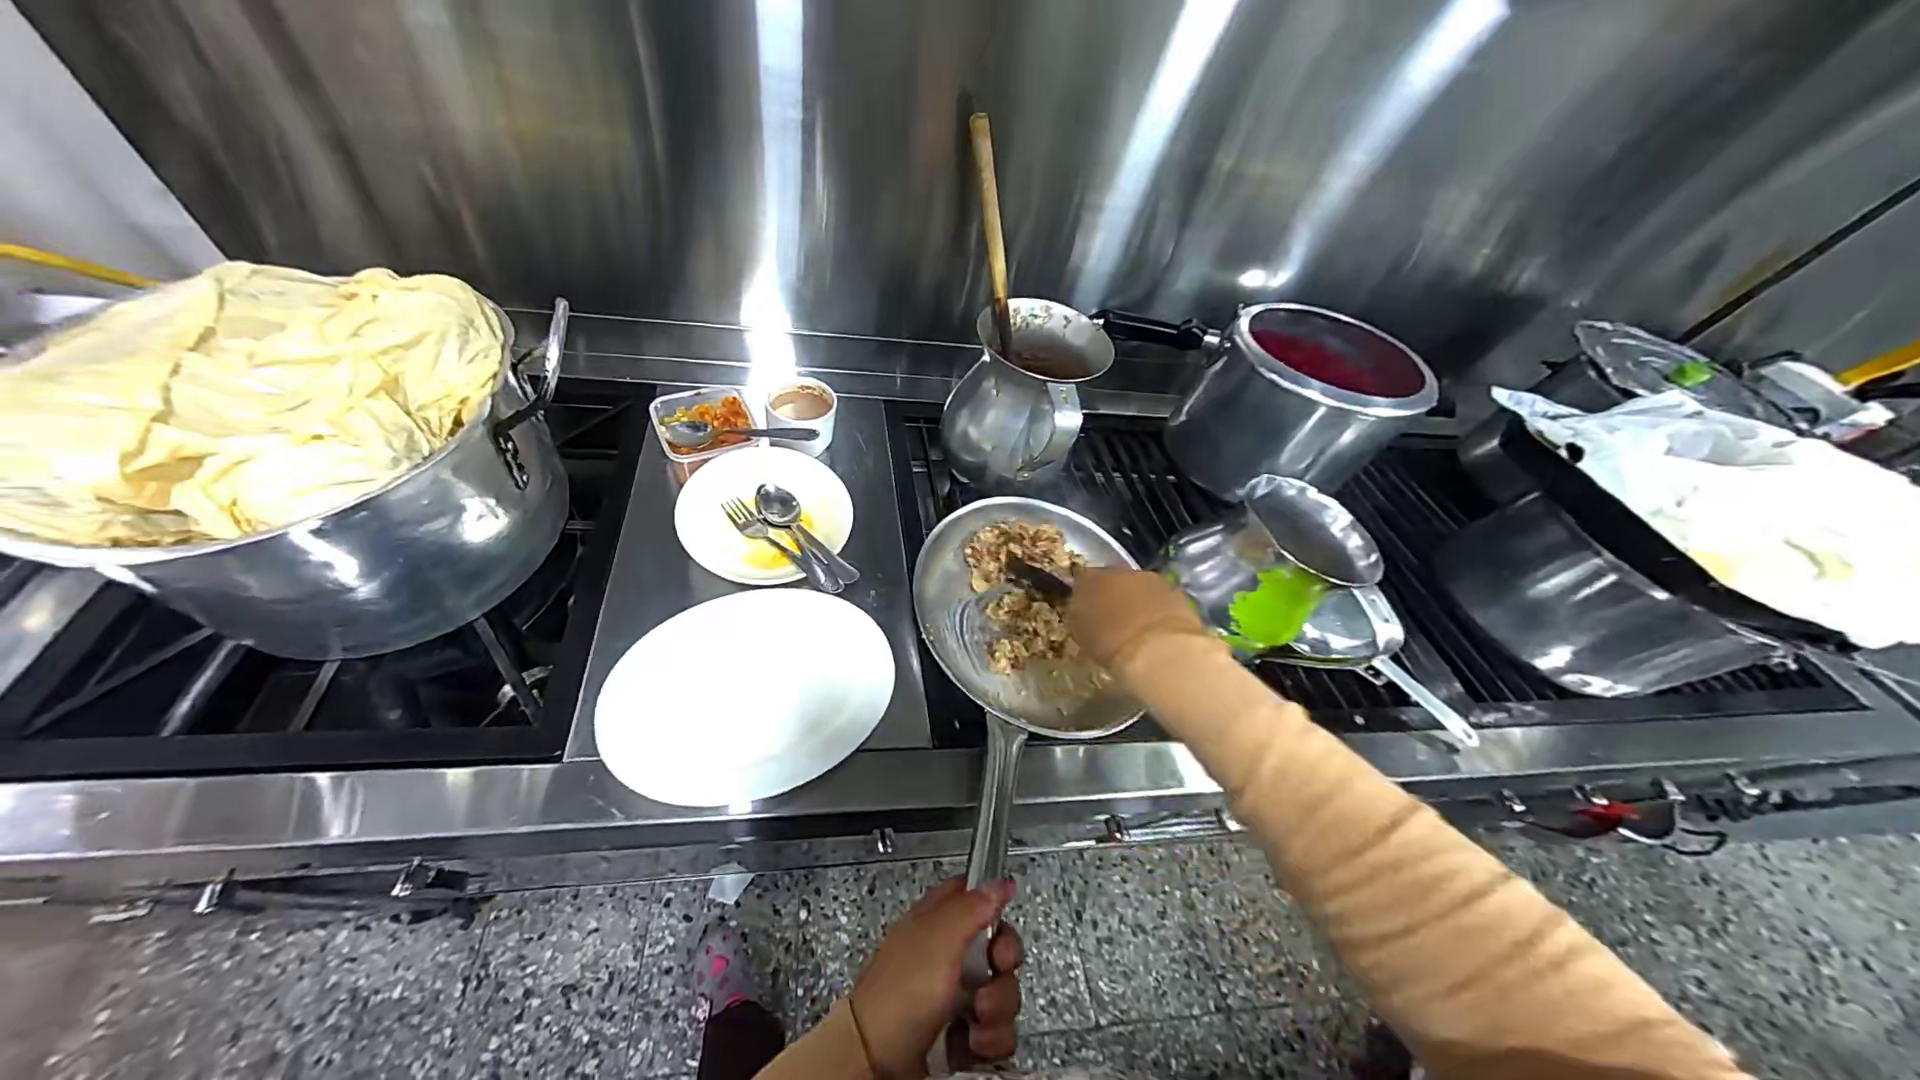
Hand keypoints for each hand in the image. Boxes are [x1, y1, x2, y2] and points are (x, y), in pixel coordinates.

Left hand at [849, 877, 1023, 1076]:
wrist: (876, 1061)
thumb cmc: (902, 992)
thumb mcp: (937, 939)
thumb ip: (971, 906)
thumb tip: (1001, 881)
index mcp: (939, 920)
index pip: (977, 898)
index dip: (996, 910)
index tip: (999, 931)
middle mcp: (950, 953)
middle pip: (1000, 948)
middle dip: (1003, 971)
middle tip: (987, 984)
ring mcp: (957, 994)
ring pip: (1002, 992)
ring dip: (997, 1011)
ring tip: (975, 1024)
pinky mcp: (963, 1031)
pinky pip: (996, 1030)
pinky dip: (990, 1040)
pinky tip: (972, 1044)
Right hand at [1068, 567, 1213, 669]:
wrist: (1159, 649)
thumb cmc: (1110, 643)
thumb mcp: (1081, 633)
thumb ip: (1080, 614)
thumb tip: (1083, 608)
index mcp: (1091, 578)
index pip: (1083, 578)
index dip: (1085, 594)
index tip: (1086, 610)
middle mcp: (1121, 571)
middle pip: (1114, 580)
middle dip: (1113, 595)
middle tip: (1112, 620)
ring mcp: (1152, 580)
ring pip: (1140, 588)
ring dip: (1138, 602)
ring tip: (1138, 630)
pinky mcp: (1178, 594)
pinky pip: (1161, 600)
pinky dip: (1158, 612)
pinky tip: (1157, 632)